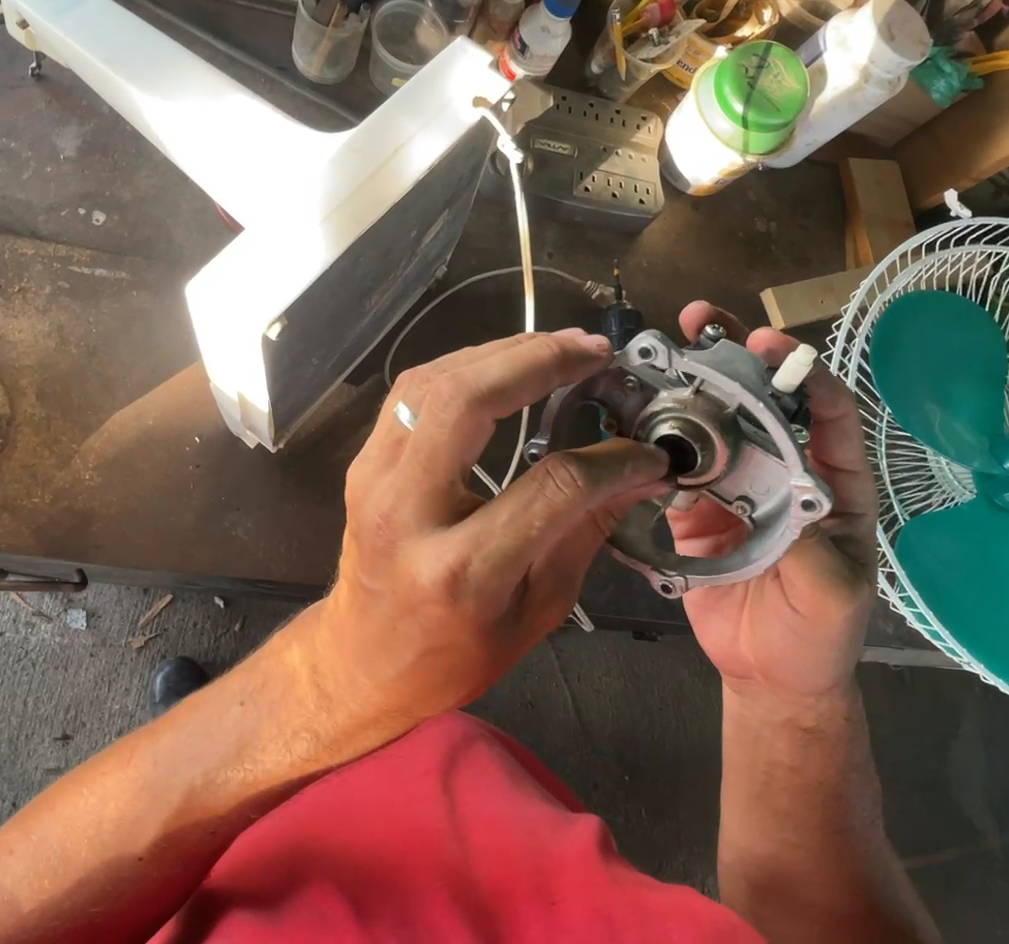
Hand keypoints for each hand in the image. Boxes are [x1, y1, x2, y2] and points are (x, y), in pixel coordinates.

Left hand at [316, 329, 670, 723]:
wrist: (362, 660)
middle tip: (595, 350)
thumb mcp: (536, 610)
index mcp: (461, 568)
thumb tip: (641, 471)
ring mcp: (373, 478)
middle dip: (538, 361)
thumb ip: (585, 531)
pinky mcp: (363, 462)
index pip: (550, 487)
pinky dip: (465, 366)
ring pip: (432, 382)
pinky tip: (506, 363)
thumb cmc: (455, 653)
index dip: (610, 461)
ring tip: (561, 347)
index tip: (646, 451)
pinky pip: (412, 392)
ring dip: (501, 352)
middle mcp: (407, 511)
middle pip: (465, 401)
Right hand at [668, 302, 878, 702]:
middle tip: (699, 318)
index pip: (825, 412)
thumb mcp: (832, 591)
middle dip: (733, 355)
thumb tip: (781, 489)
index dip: (801, 372)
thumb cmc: (818, 633)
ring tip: (654, 356)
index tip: (767, 344)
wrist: (766, 673)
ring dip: (685, 388)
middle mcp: (781, 469)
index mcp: (831, 480)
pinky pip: (671, 469)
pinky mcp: (691, 508)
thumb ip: (812, 541)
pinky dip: (651, 443)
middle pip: (761, 401)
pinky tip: (629, 420)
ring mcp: (733, 486)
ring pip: (711, 425)